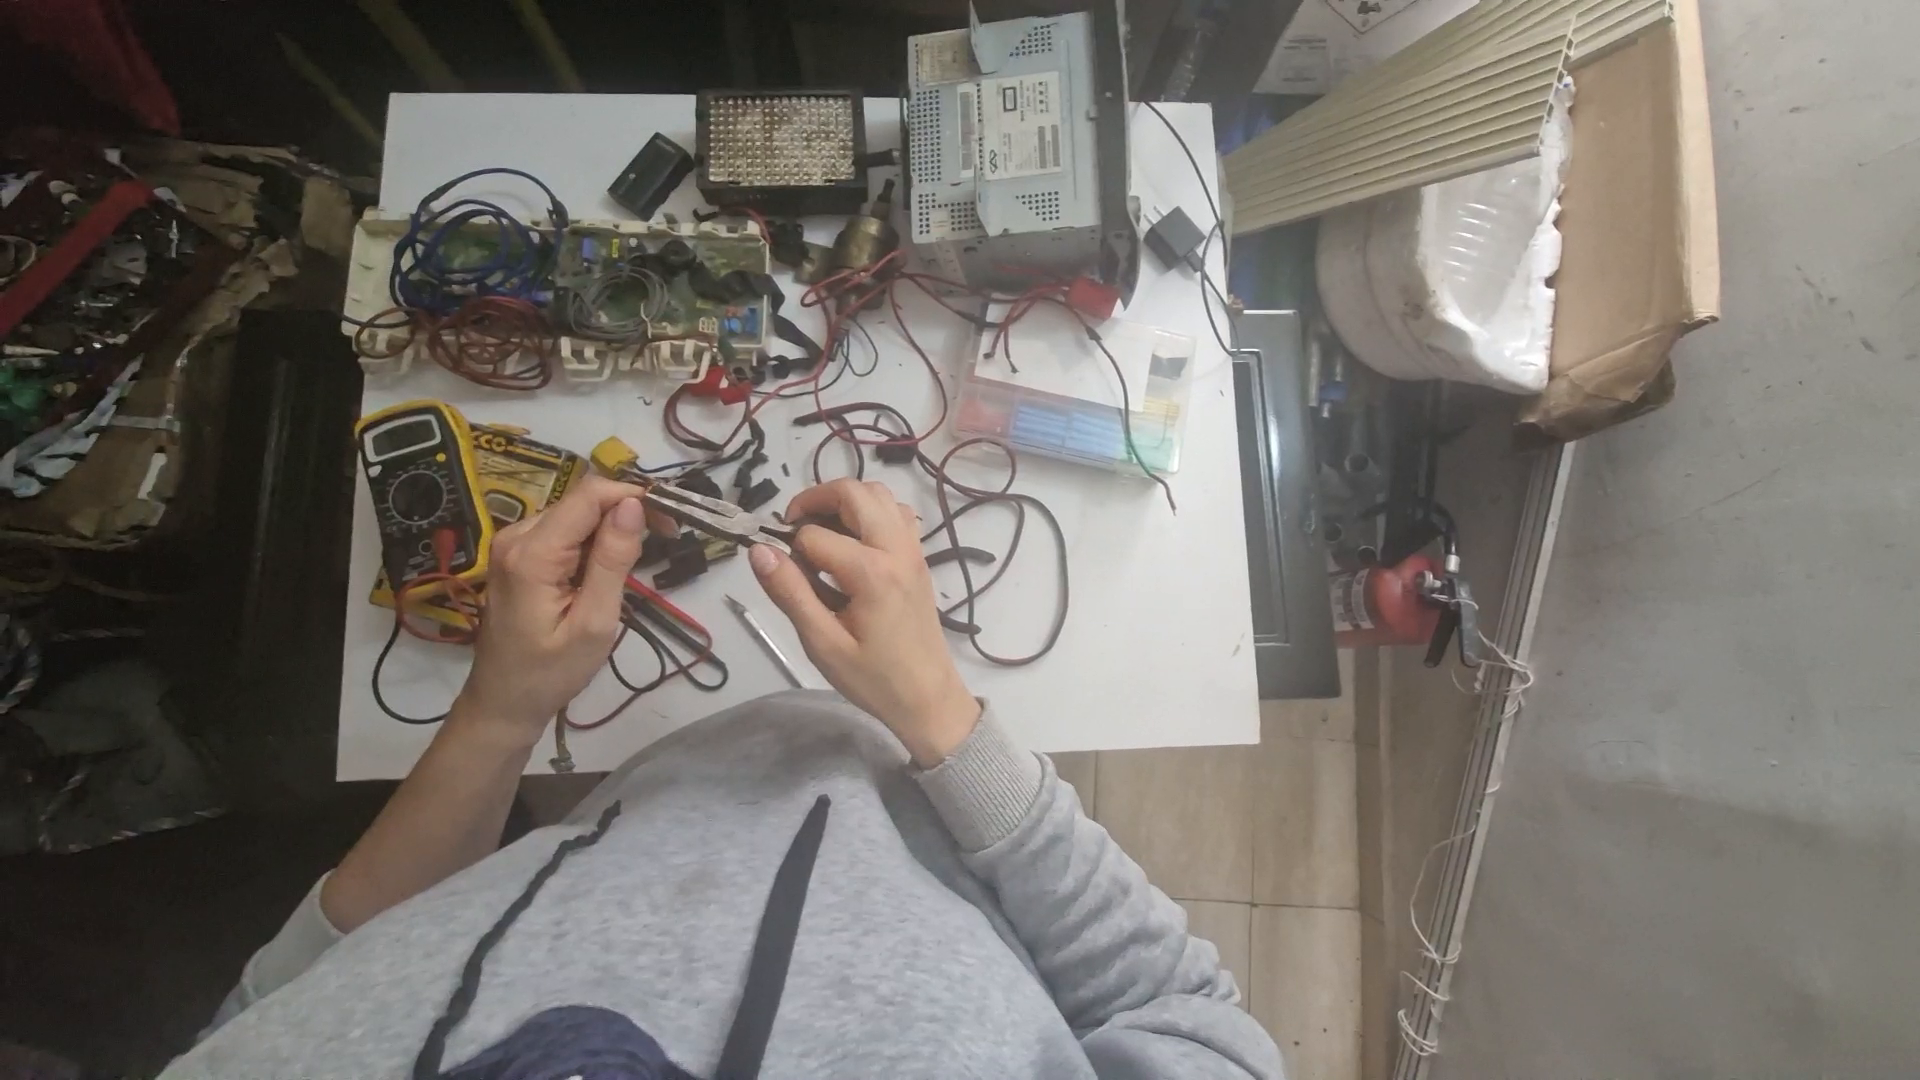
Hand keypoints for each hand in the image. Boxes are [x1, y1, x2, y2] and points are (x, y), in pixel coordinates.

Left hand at [456, 476, 650, 741]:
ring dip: (614, 525)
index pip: (590, 496)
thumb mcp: (594, 621)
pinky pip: (566, 529)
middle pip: (584, 500)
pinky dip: (595, 539)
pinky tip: (609, 566)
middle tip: (667, 539)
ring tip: (640, 558)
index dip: (635, 497)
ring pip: (577, 512)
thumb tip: (633, 506)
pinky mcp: (519, 554)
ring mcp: (514, 544)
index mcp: (533, 553)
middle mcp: (517, 536)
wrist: (504, 701)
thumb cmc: (552, 671)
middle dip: (628, 511)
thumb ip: (613, 560)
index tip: (671, 521)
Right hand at [749, 478, 980, 765]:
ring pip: (879, 494)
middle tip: (792, 528)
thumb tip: (758, 550)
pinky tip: (853, 541)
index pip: (814, 536)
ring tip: (820, 532)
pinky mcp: (919, 557)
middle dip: (815, 499)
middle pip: (854, 491)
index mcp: (871, 572)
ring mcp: (913, 549)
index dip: (788, 548)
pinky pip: (896, 513)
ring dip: (845, 501)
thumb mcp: (822, 643)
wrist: (928, 696)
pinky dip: (871, 512)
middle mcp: (896, 549)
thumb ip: (790, 593)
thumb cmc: (873, 678)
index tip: (781, 571)